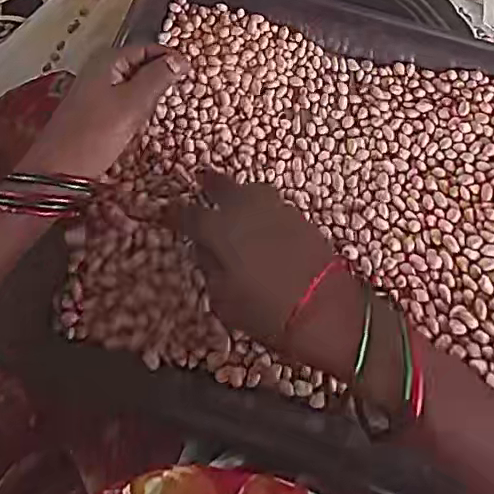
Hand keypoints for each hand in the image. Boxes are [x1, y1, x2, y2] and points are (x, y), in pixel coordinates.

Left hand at [18, 44, 187, 180]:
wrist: (56, 172)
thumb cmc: (94, 136)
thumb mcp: (132, 104)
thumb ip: (157, 77)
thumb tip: (181, 59)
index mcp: (108, 60)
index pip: (148, 48)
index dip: (170, 58)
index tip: (193, 74)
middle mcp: (101, 70)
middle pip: (141, 65)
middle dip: (161, 79)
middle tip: (183, 96)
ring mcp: (96, 91)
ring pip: (134, 86)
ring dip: (150, 97)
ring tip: (166, 112)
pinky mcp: (96, 111)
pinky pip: (125, 102)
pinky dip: (137, 110)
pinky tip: (143, 125)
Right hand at [172, 171, 337, 346]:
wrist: (328, 309)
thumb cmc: (268, 312)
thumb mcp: (224, 300)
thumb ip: (210, 269)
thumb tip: (206, 251)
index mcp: (218, 227)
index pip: (187, 214)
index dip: (173, 213)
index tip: (165, 212)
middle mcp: (244, 207)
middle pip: (221, 186)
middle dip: (207, 185)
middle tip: (199, 182)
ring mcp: (274, 206)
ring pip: (248, 190)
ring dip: (237, 194)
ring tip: (231, 201)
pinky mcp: (298, 214)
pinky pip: (269, 203)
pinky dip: (259, 207)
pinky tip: (258, 220)